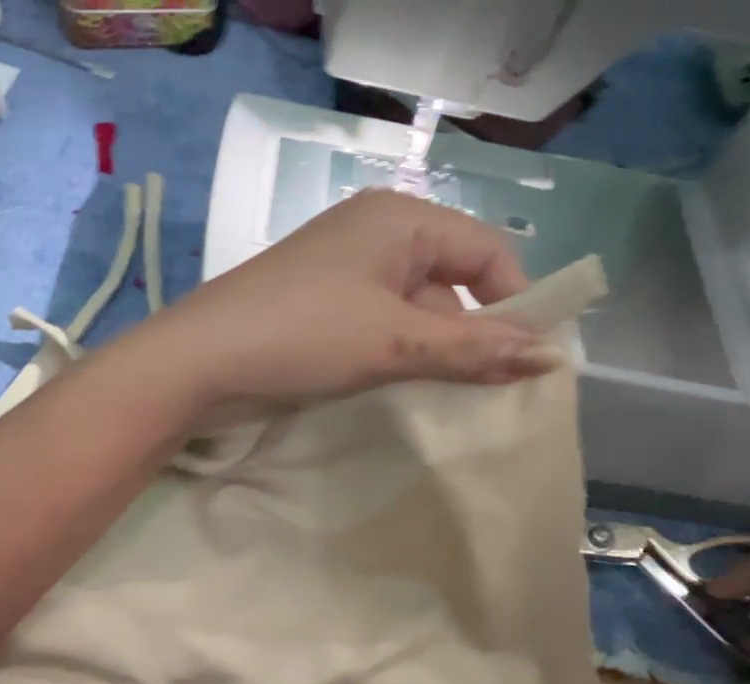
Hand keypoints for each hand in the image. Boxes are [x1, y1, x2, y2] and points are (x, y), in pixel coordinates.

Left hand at [131, 190, 562, 417]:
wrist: (199, 363)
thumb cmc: (304, 336)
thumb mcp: (396, 342)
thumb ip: (473, 349)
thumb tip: (551, 357)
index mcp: (401, 219)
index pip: (487, 251)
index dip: (517, 302)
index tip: (534, 361)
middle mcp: (377, 235)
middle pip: (453, 280)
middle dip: (476, 334)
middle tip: (494, 391)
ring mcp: (345, 272)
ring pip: (417, 310)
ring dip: (437, 352)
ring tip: (453, 399)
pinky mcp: (322, 308)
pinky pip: (382, 326)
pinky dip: (401, 356)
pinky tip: (407, 392)